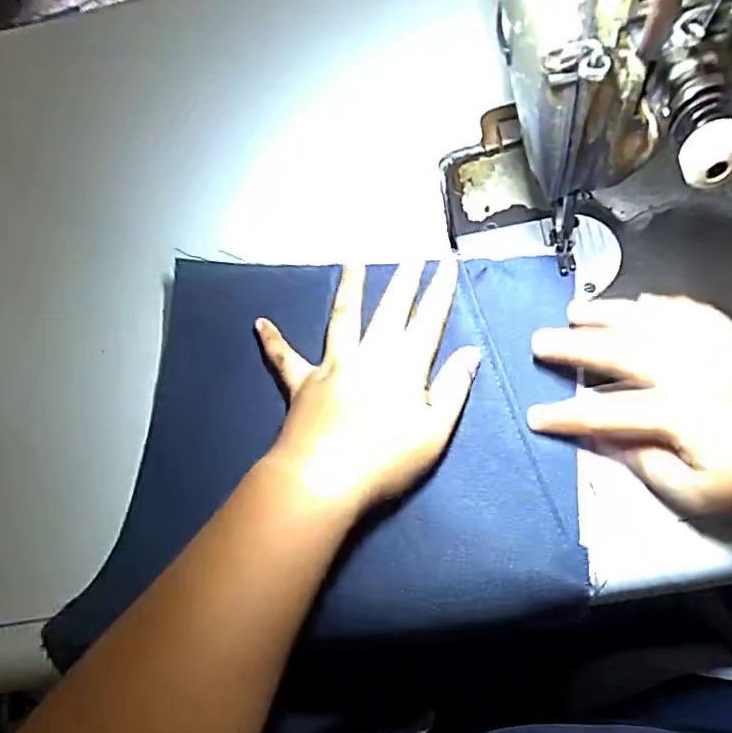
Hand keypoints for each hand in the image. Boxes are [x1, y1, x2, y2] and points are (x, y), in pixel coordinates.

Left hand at [255, 260, 480, 511]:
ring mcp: (332, 366)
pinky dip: (274, 341)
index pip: (428, 320)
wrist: (324, 478)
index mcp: (404, 366)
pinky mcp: (302, 384)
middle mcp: (369, 355)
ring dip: (349, 289)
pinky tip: (260, 323)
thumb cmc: (387, 460)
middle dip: (404, 280)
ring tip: (353, 263)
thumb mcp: (435, 430)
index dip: (439, 291)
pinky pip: (285, 358)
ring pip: (342, 318)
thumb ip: (453, 388)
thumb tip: (471, 353)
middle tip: (412, 254)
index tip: (446, 264)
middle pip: (389, 309)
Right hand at [526, 294, 731, 528]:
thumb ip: (649, 465)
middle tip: (540, 340)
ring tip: (580, 308)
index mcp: (677, 413)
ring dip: (612, 313)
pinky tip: (647, 302)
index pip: (606, 412)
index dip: (566, 415)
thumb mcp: (699, 494)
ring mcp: (719, 351)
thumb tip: (613, 442)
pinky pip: (696, 314)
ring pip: (655, 322)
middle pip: (621, 352)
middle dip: (575, 347)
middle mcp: (692, 371)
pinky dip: (665, 305)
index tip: (534, 415)